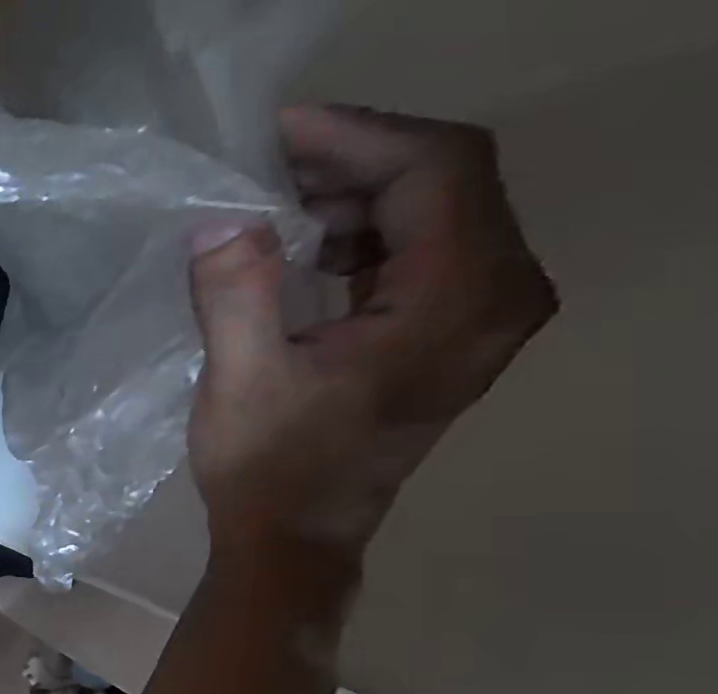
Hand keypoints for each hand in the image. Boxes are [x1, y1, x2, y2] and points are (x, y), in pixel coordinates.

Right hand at [187, 105, 557, 557]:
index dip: (355, 135)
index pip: (434, 169)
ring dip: (357, 195)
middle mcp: (498, 294)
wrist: (293, 538)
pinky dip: (365, 234)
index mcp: (457, 300)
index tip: (276, 131)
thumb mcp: (240, 380)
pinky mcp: (451, 333)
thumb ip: (236, 291)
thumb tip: (219, 218)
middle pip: (446, 179)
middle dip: (353, 160)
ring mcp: (481, 315)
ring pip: (437, 211)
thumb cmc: (268, 467)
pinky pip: (424, 251)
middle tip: (265, 165)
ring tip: (275, 205)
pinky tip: (308, 248)